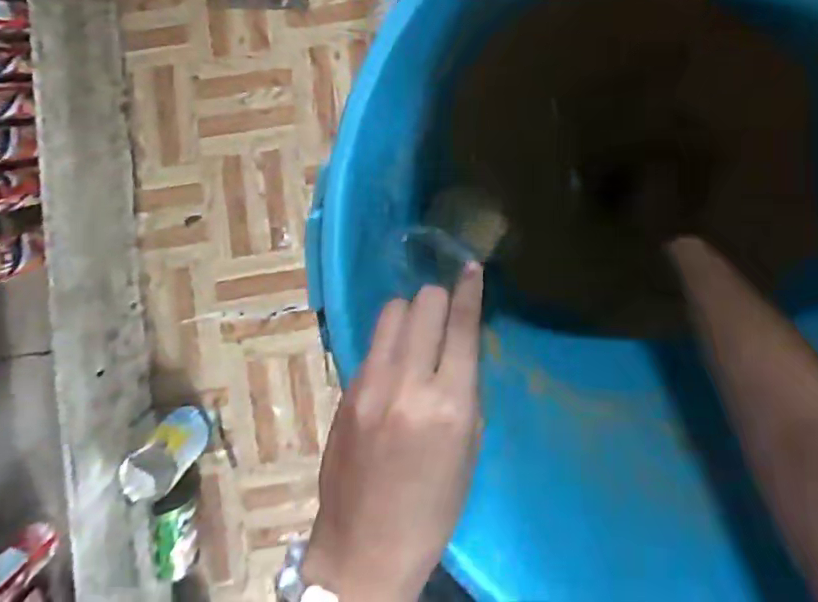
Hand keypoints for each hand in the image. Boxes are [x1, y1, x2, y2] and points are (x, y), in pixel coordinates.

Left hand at [303, 264, 483, 601]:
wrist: (364, 550)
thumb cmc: (432, 508)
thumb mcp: (467, 449)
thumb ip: (465, 388)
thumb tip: (460, 341)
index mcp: (448, 405)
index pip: (461, 325)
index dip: (469, 290)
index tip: (472, 267)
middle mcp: (407, 383)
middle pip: (424, 303)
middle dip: (440, 300)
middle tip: (444, 315)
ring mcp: (370, 383)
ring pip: (393, 311)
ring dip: (411, 314)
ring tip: (417, 337)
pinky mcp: (346, 389)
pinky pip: (374, 342)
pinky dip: (390, 341)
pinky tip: (394, 363)